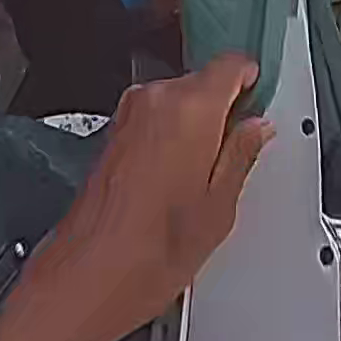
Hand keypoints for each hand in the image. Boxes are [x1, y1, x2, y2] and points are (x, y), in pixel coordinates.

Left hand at [0, 54, 273, 340]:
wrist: (83, 277)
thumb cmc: (146, 251)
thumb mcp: (218, 207)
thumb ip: (242, 153)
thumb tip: (257, 129)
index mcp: (192, 108)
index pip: (232, 63)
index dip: (251, 80)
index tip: (257, 99)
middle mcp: (158, 98)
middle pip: (206, 80)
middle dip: (223, 108)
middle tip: (231, 150)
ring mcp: (132, 110)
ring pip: (181, 97)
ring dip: (195, 121)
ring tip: (197, 174)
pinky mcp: (115, 126)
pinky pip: (157, 113)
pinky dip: (169, 132)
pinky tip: (171, 177)